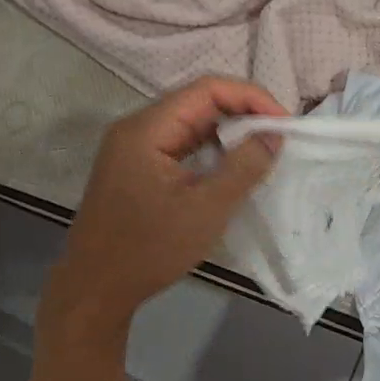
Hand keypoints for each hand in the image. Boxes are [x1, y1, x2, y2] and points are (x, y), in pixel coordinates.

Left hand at [41, 77, 286, 348]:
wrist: (95, 291)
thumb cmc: (149, 249)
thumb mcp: (207, 209)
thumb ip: (244, 166)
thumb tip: (275, 134)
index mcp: (147, 129)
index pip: (207, 89)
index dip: (251, 97)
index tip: (284, 123)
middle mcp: (137, 128)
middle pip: (199, 100)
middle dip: (244, 112)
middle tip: (279, 136)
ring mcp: (135, 148)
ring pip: (192, 121)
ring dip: (230, 130)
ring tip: (264, 149)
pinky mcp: (138, 167)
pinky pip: (183, 142)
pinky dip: (213, 147)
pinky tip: (233, 165)